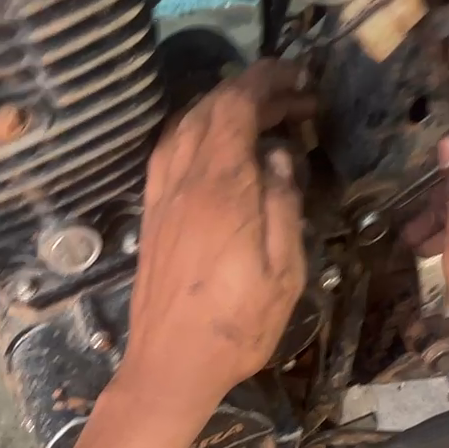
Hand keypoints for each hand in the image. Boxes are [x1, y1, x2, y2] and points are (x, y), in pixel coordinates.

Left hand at [116, 61, 311, 413]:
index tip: (298, 80)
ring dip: (218, 109)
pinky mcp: (150, 218)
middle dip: (250, 92)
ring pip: (183, 127)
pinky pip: (166, 154)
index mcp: (221, 188)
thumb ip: (283, 206)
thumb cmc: (236, 328)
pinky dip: (191, 133)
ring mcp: (160, 199)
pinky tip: (209, 146)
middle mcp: (183, 181)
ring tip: (255, 117)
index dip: (268, 82)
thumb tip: (278, 158)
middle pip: (209, 110)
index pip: (237, 107)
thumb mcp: (284, 274)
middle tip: (289, 101)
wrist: (171, 367)